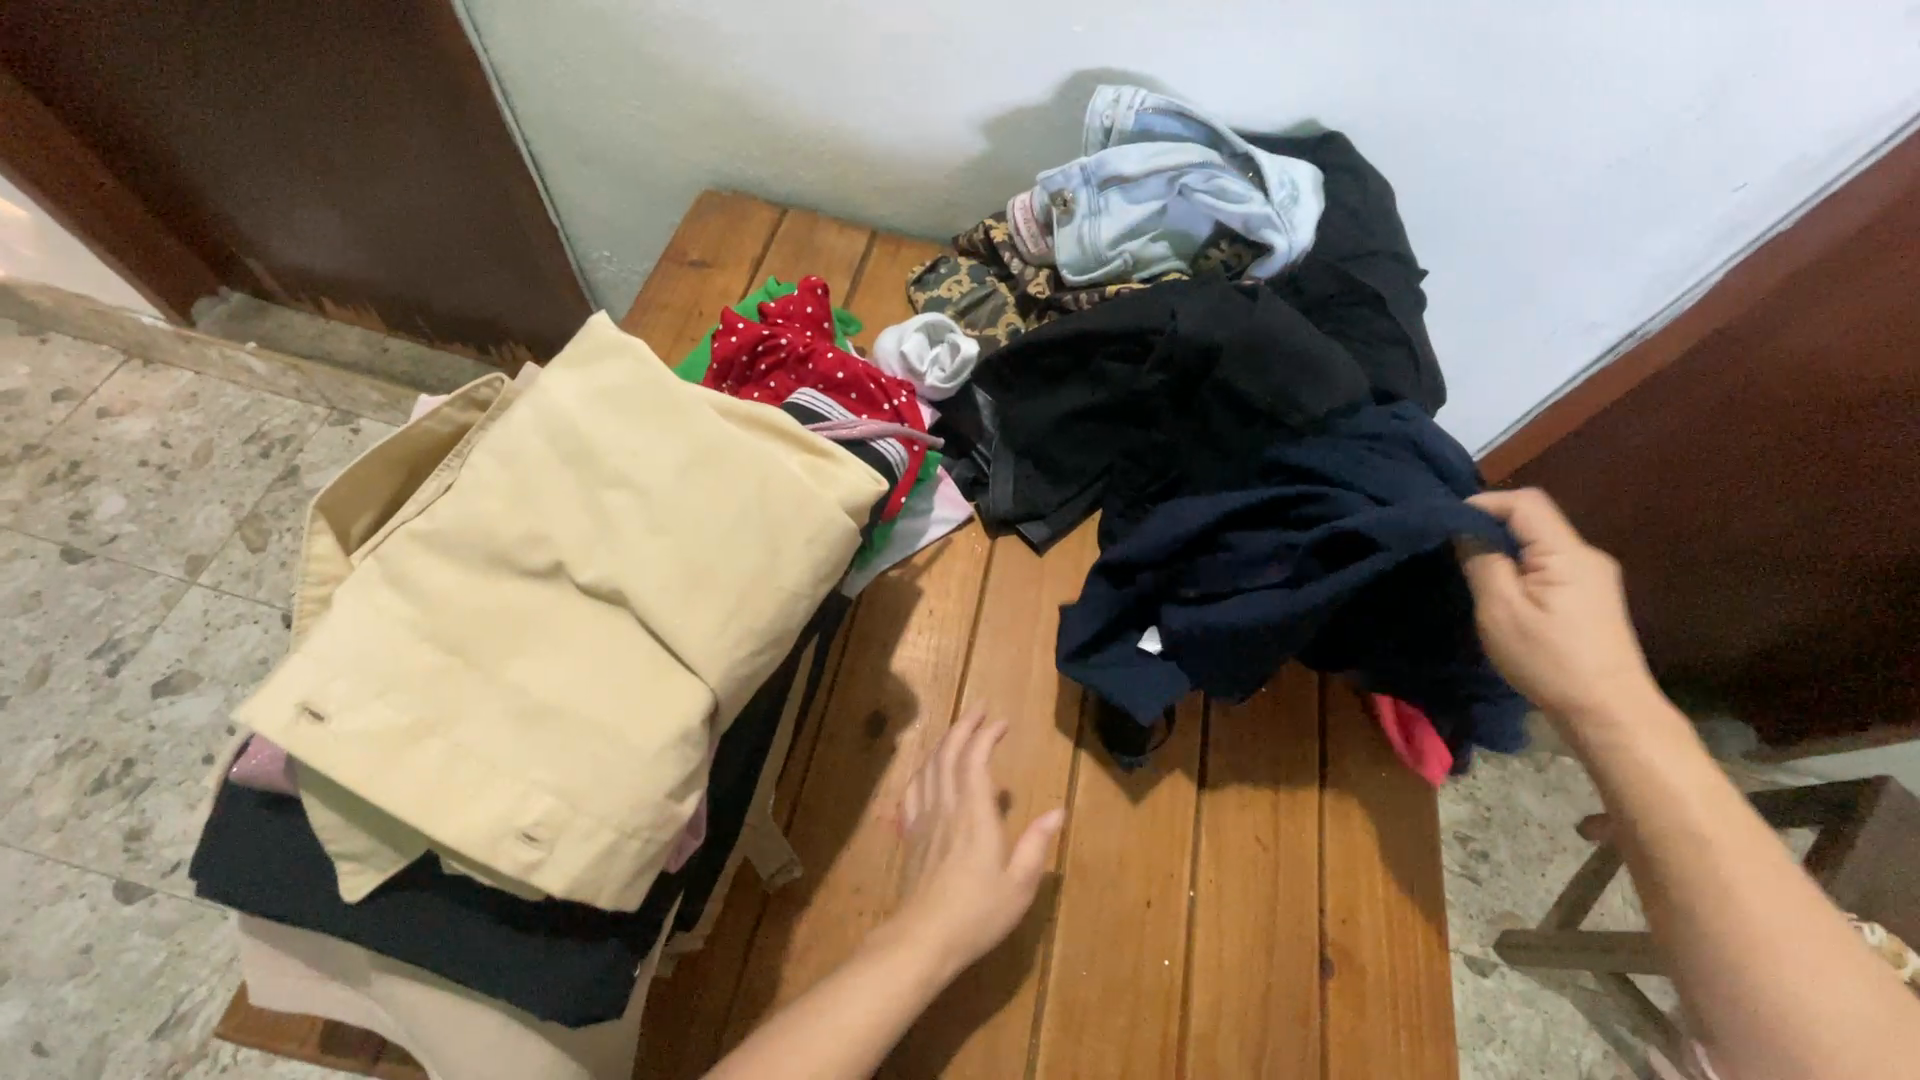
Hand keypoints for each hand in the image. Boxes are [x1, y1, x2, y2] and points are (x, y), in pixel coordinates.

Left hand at [880, 710, 1065, 979]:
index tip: (1001, 722)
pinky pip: (912, 792)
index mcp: (974, 815)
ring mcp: (923, 821)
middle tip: (979, 709)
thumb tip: (1058, 811)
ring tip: (957, 731)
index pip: (975, 760)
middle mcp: (946, 808)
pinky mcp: (910, 837)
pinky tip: (927, 771)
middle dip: (963, 726)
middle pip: (948, 755)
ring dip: (943, 743)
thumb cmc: (977, 914)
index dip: (986, 735)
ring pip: (928, 768)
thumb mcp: (1019, 885)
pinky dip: (922, 771)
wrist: (921, 939)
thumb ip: (1036, 845)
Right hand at [1458, 488, 1659, 727]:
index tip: (1446, 522)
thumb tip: (1466, 531)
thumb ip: (1482, 562)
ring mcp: (1594, 577)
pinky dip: (1519, 567)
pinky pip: (1549, 565)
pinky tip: (1501, 590)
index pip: (1525, 502)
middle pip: (1535, 520)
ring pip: (1541, 545)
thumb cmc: (1549, 659)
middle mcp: (1586, 556)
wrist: (1608, 710)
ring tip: (1470, 568)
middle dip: (1490, 525)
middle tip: (1450, 546)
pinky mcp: (1592, 598)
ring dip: (1504, 549)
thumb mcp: (1501, 610)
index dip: (1483, 503)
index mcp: (1567, 553)